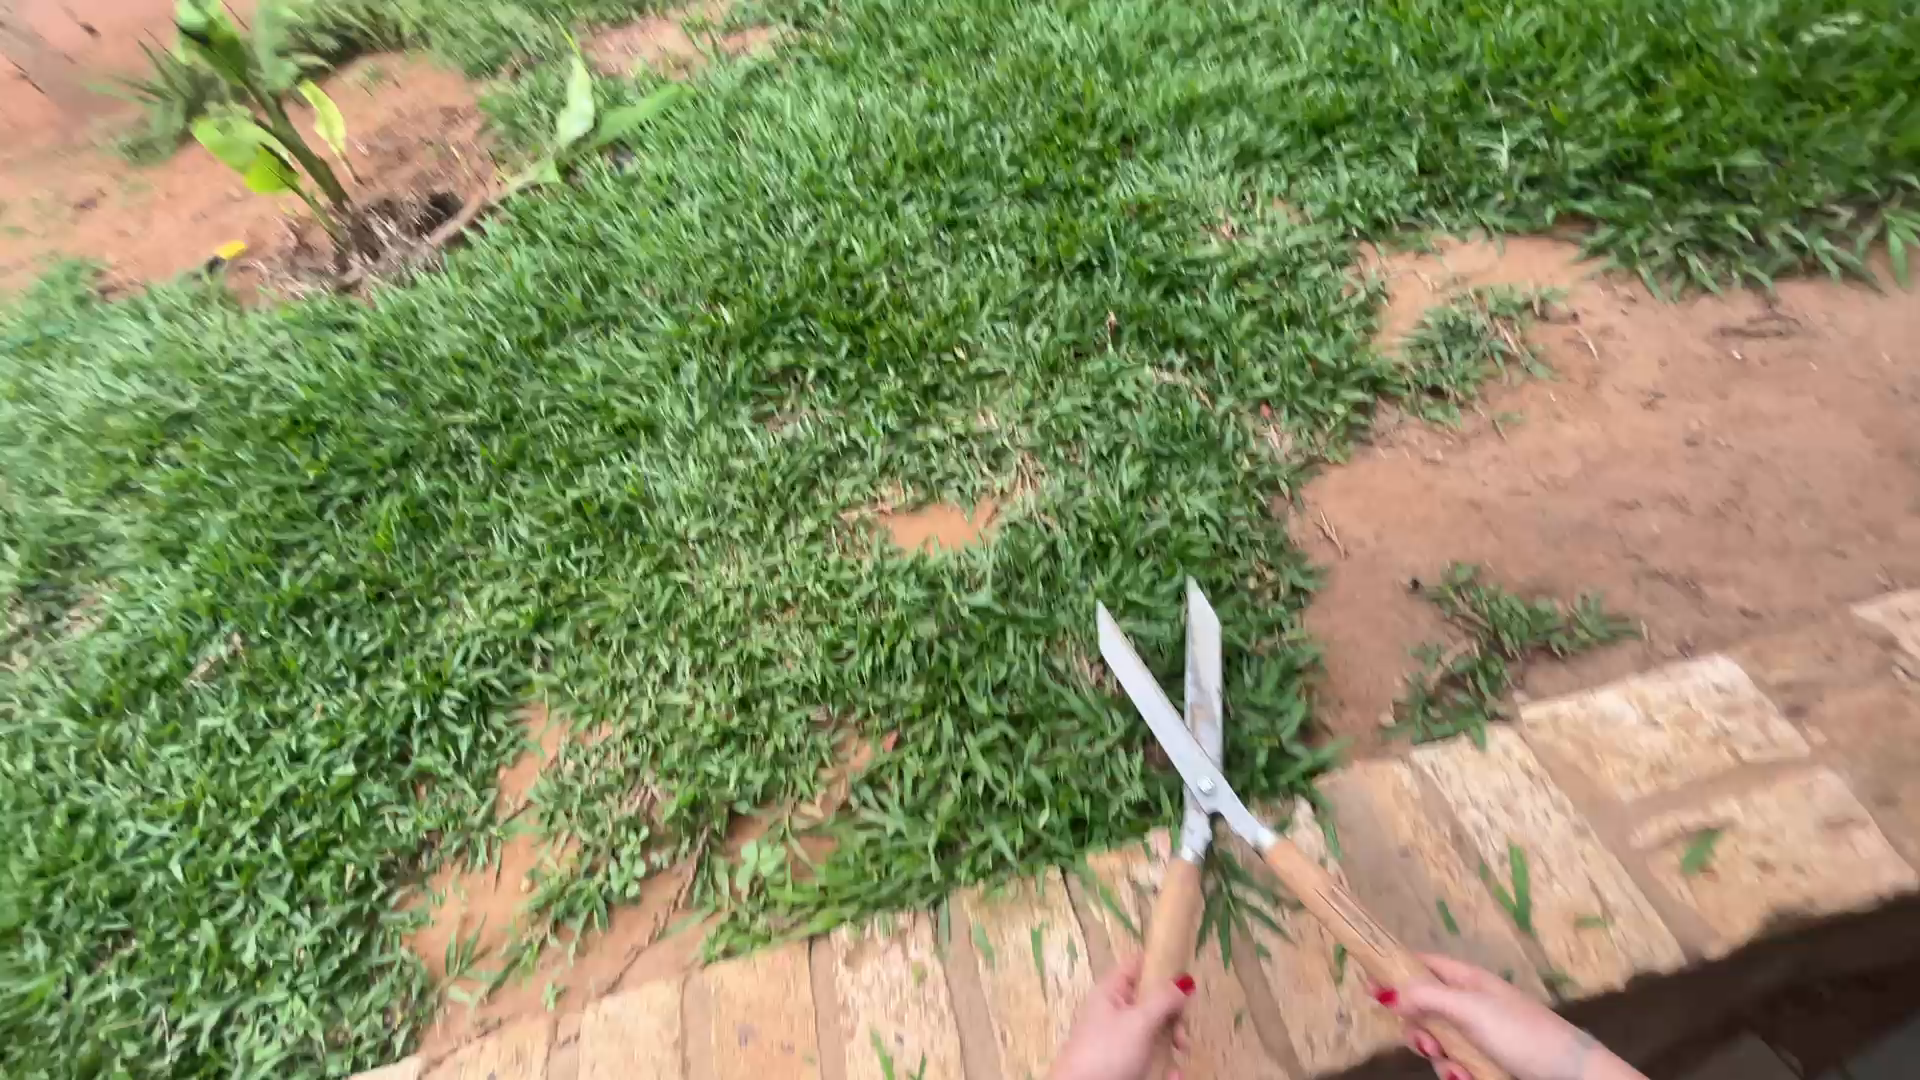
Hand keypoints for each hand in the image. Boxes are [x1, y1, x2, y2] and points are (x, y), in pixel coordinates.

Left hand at [1049, 955, 1195, 1079]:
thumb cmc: (1107, 1051)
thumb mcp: (1138, 1022)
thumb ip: (1162, 999)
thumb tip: (1184, 978)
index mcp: (1112, 991)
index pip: (1137, 965)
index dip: (1159, 965)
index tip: (1184, 978)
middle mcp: (1116, 1010)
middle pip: (1152, 1001)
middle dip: (1172, 1016)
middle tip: (1182, 1035)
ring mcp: (1121, 1038)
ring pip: (1155, 1031)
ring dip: (1172, 1042)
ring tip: (1180, 1055)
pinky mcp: (1126, 1063)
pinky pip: (1151, 1056)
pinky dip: (1164, 1065)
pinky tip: (1172, 1076)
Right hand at [1374, 954, 1647, 1079]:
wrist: (1578, 1079)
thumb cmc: (1523, 1034)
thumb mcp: (1470, 1008)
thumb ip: (1424, 996)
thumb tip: (1382, 989)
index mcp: (1464, 979)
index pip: (1417, 964)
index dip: (1391, 971)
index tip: (1369, 988)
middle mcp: (1468, 1003)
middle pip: (1421, 1007)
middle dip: (1417, 1028)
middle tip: (1425, 1044)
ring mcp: (1479, 1035)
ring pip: (1437, 1041)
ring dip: (1439, 1056)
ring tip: (1456, 1070)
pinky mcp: (1489, 1064)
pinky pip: (1457, 1065)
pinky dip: (1458, 1073)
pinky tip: (1467, 1079)